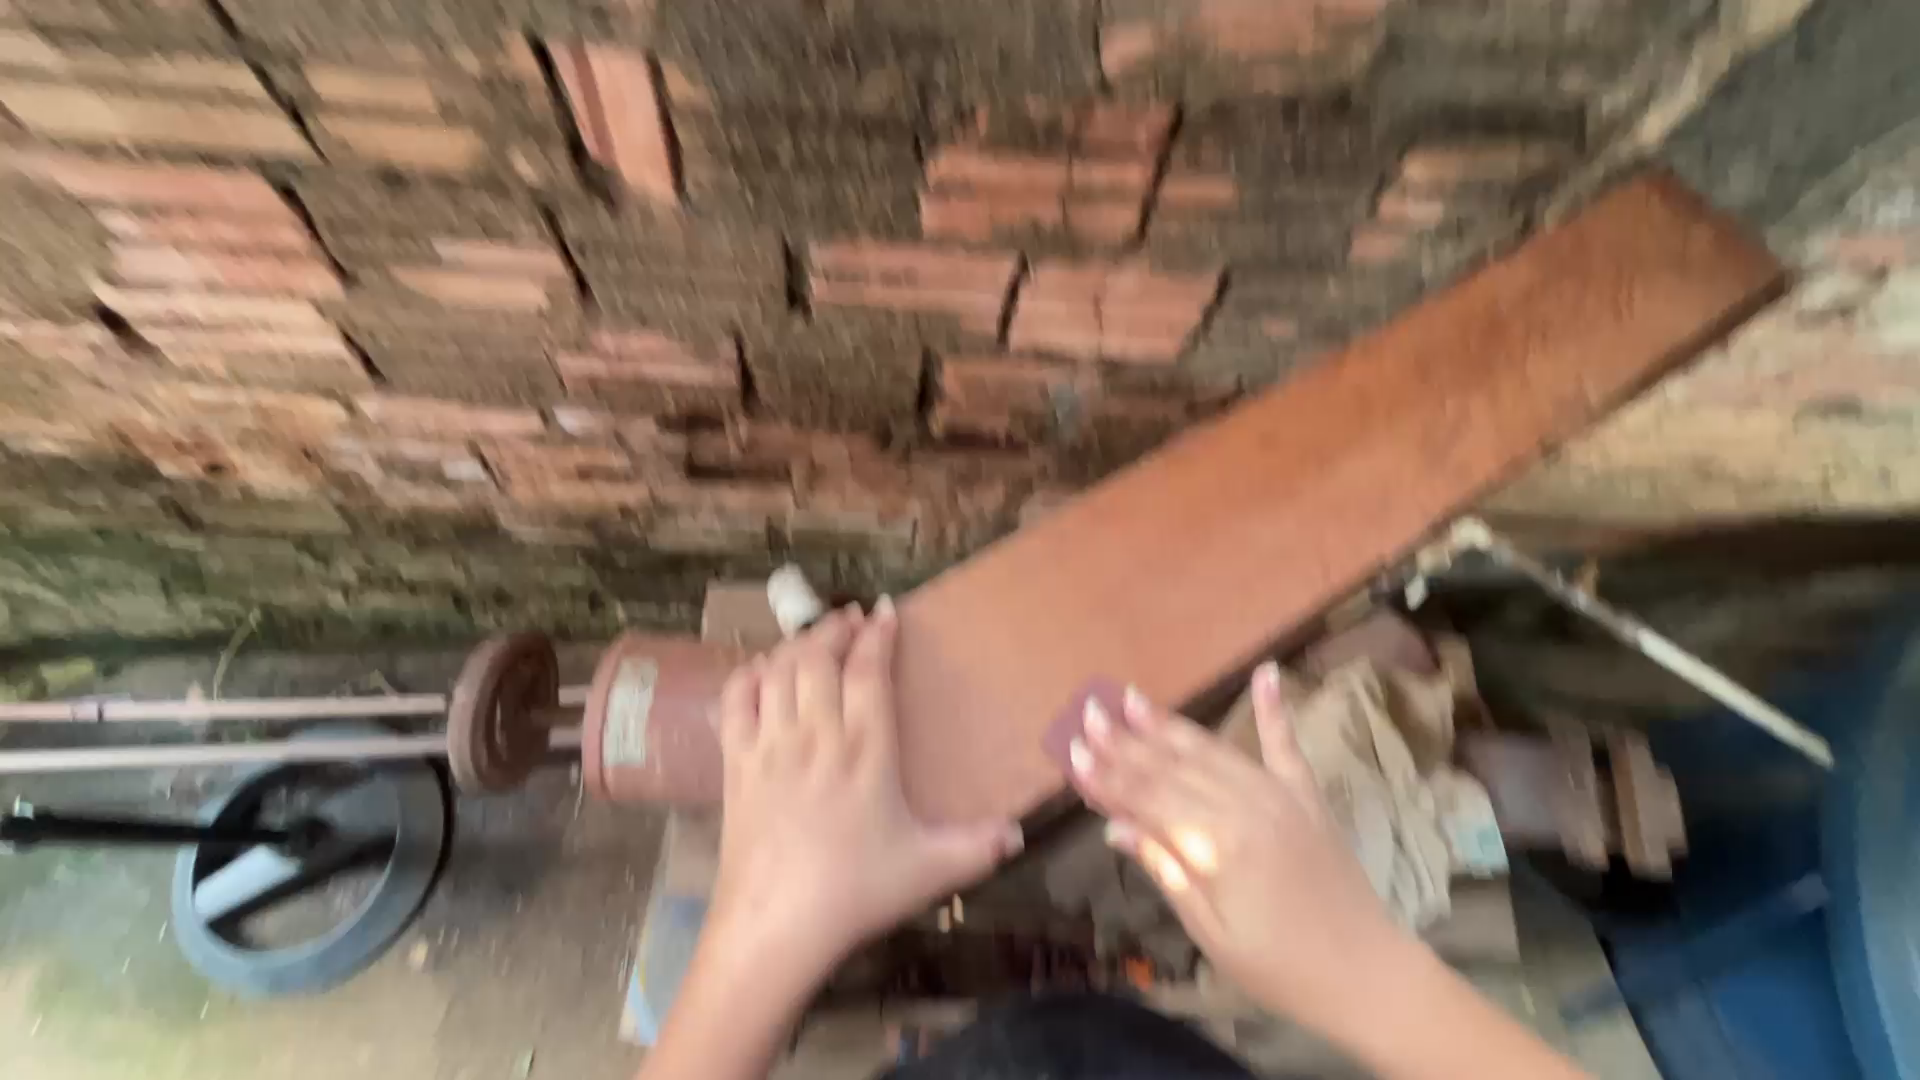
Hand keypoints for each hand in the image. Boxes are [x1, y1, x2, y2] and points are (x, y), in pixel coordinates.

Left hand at [705, 598, 1024, 988]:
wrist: (774, 928)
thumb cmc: (854, 892)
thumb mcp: (928, 870)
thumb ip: (978, 847)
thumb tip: (1020, 832)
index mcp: (864, 748)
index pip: (868, 671)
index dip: (877, 635)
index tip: (885, 611)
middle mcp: (815, 734)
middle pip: (818, 657)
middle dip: (835, 628)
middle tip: (852, 618)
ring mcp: (769, 745)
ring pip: (778, 671)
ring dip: (796, 644)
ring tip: (815, 637)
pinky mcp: (735, 765)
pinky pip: (735, 702)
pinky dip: (748, 676)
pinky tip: (761, 671)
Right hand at [1064, 662, 1407, 1027]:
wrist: (1368, 977)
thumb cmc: (1278, 967)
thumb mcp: (1209, 930)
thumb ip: (1165, 869)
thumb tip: (1114, 826)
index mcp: (1216, 845)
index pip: (1147, 800)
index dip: (1107, 776)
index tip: (1074, 751)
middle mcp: (1243, 806)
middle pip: (1170, 768)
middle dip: (1125, 741)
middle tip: (1090, 711)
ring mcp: (1277, 794)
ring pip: (1209, 750)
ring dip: (1167, 724)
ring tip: (1131, 697)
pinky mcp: (1305, 795)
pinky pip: (1284, 745)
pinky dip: (1274, 709)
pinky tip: (1266, 673)